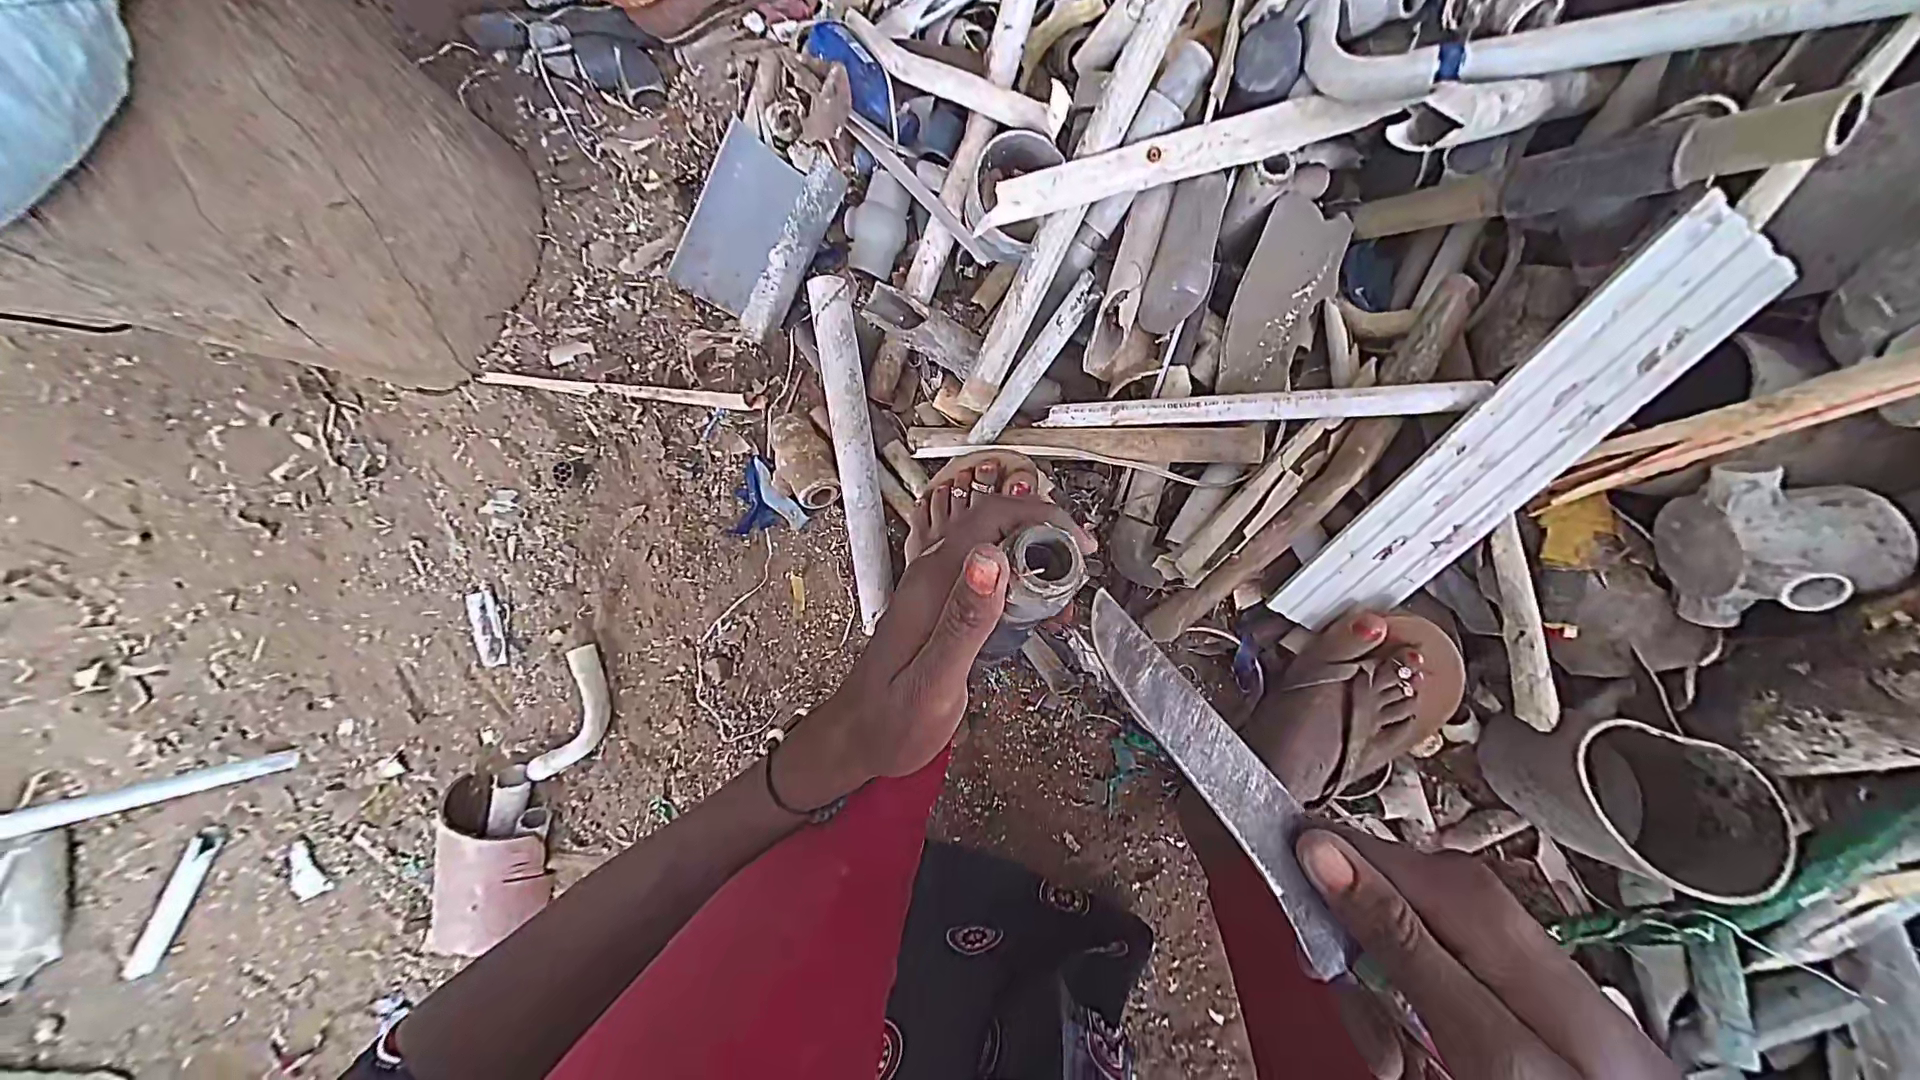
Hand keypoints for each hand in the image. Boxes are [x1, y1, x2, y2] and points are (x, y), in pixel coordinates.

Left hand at [774, 492, 1093, 808]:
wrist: (857, 737)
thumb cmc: (891, 720)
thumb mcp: (935, 680)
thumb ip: (965, 620)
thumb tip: (991, 558)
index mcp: (934, 582)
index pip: (992, 517)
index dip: (1042, 519)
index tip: (1078, 544)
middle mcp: (933, 575)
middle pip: (996, 525)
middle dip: (1045, 540)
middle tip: (1073, 580)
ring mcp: (935, 587)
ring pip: (994, 547)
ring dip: (1035, 562)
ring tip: (1059, 602)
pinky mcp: (941, 604)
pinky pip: (986, 575)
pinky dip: (1018, 583)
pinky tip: (1031, 613)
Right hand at [1297, 830, 1680, 1079]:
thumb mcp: (1483, 1041)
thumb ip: (1398, 937)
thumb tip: (1315, 846)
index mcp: (1471, 900)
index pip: (1351, 843)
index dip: (1315, 883)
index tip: (1306, 939)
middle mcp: (1474, 903)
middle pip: (1362, 892)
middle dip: (1348, 957)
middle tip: (1370, 1026)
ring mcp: (1482, 936)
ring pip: (1377, 934)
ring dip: (1372, 998)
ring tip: (1403, 1058)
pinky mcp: (1485, 967)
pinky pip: (1407, 965)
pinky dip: (1400, 1011)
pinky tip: (1424, 1053)